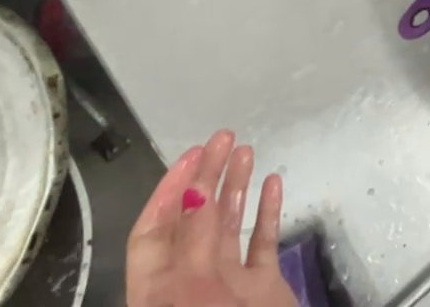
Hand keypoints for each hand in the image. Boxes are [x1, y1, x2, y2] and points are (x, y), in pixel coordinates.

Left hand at [127, 130, 297, 306]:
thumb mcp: (195, 292)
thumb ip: (196, 244)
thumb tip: (197, 192)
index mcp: (158, 292)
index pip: (155, 232)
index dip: (170, 191)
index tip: (193, 155)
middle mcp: (188, 284)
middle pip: (193, 222)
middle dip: (206, 177)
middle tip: (224, 138)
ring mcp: (226, 286)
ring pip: (228, 227)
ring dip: (236, 187)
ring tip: (247, 149)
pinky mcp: (262, 288)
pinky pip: (263, 243)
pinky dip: (268, 212)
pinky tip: (274, 183)